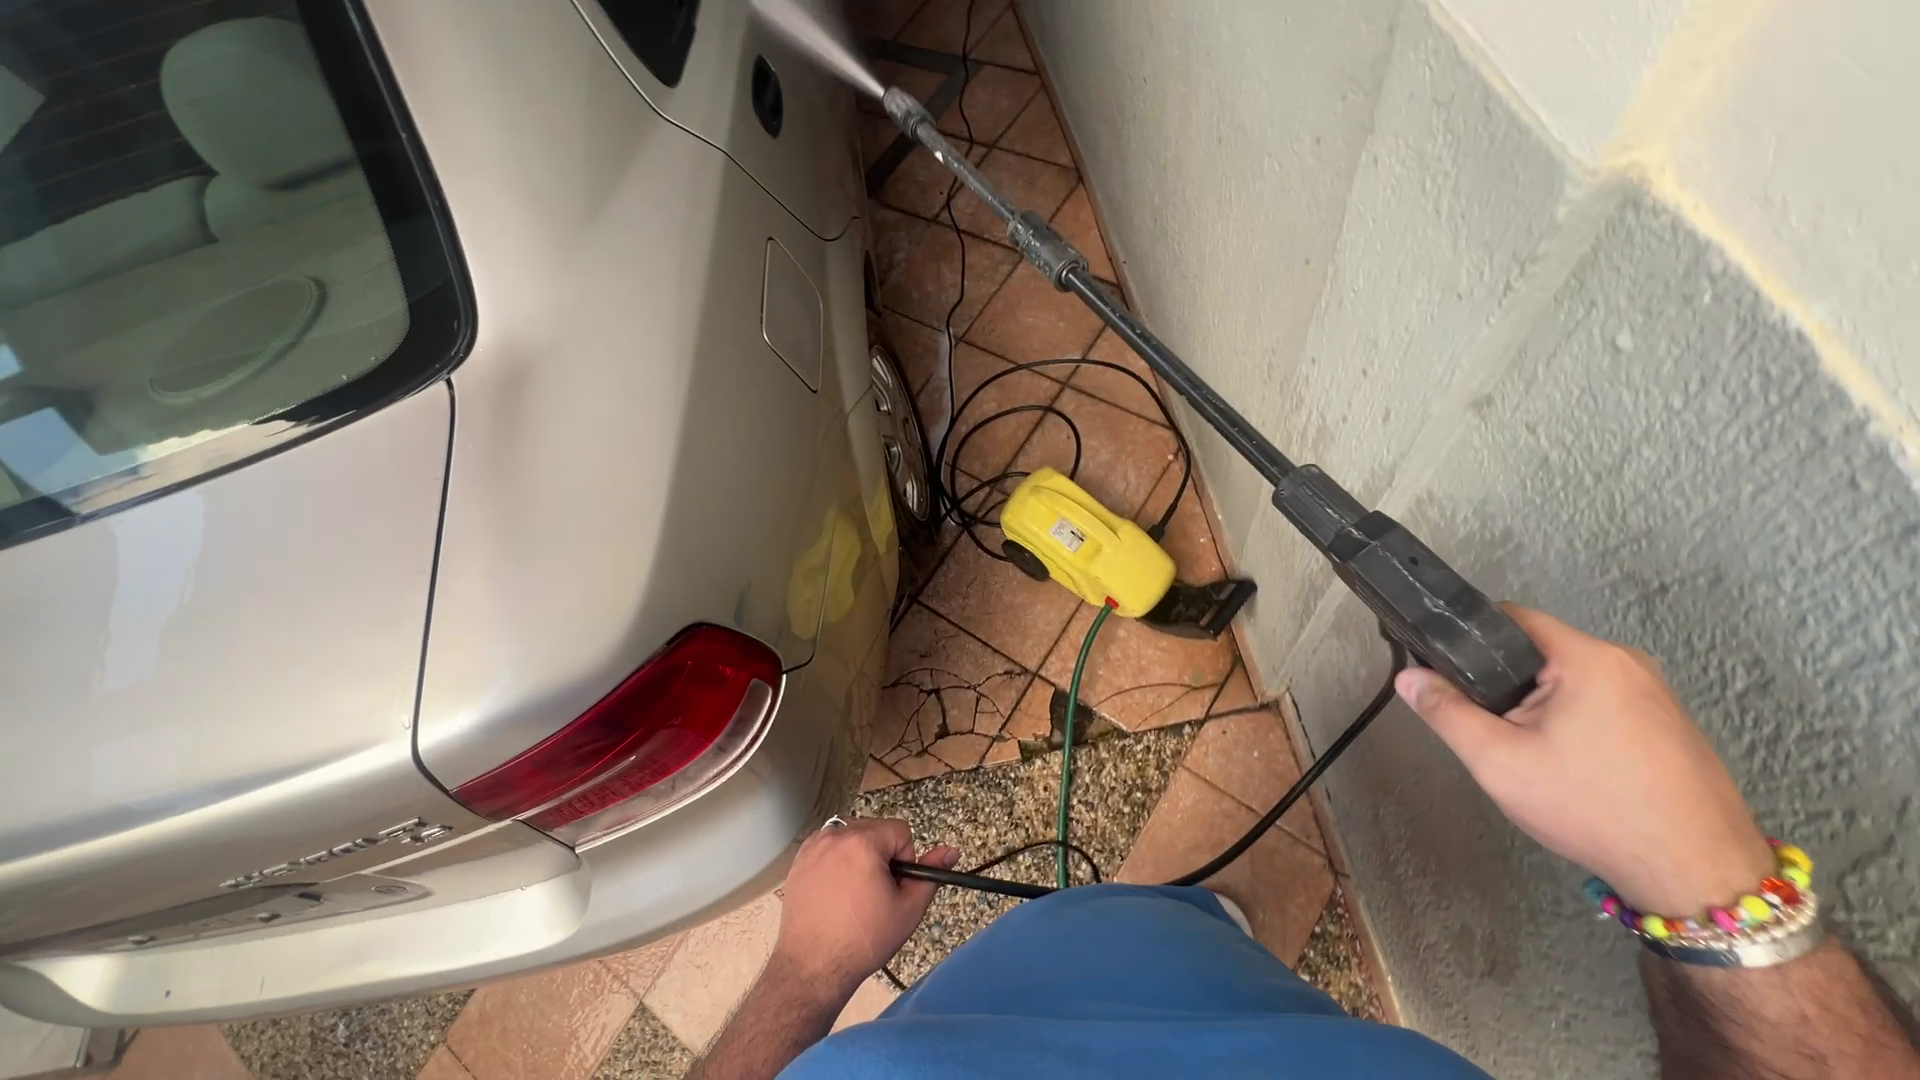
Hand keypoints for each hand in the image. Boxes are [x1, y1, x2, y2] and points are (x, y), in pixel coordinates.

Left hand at [771, 818, 958, 1001]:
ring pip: (852, 838)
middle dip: (881, 856)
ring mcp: (814, 846)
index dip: (904, 859)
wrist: (812, 968)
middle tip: (875, 894)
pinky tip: (835, 893)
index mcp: (863, 842)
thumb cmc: (863, 940)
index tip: (893, 886)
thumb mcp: (908, 909)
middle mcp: (836, 835)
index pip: (900, 831)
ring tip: (855, 895)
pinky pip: (829, 848)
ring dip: (859, 856)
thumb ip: (930, 874)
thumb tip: (951, 851)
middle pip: (875, 830)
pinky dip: (837, 862)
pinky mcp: (799, 860)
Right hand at [1396, 604, 1774, 916]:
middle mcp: (1627, 663)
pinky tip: (1570, 767)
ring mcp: (1656, 694)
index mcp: (1587, 658)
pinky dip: (1574, 724)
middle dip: (1503, 683)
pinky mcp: (1670, 725)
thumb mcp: (1498, 761)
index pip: (1510, 617)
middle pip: (1539, 652)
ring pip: (1569, 681)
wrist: (1696, 873)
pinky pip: (1601, 704)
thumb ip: (1446, 712)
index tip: (1445, 672)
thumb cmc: (1592, 807)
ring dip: (1538, 706)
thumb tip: (1408, 677)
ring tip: (1527, 753)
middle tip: (1487, 728)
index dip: (1466, 638)